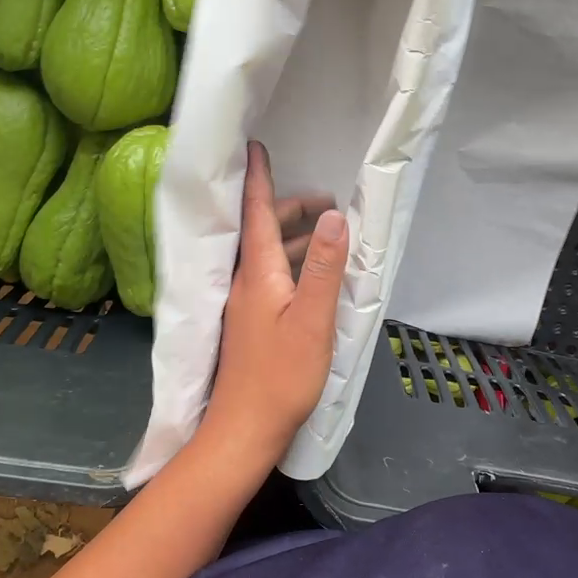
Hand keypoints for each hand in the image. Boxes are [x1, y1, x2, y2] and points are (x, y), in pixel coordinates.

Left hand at [200, 143, 348, 464]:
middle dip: (291, 207)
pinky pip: (271, 276)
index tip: (257, 146)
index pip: (257, 214)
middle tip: (328, 200)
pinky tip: (314, 275)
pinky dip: (293, 263)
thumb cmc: (281, 376)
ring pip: (268, 255)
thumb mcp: (313, 320)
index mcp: (258, 273)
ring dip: (296, 236)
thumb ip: (325, 268)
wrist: (244, 431)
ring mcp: (245, 304)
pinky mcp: (250, 324)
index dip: (259, 178)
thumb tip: (333, 216)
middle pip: (264, 231)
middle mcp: (245, 281)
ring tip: (328, 233)